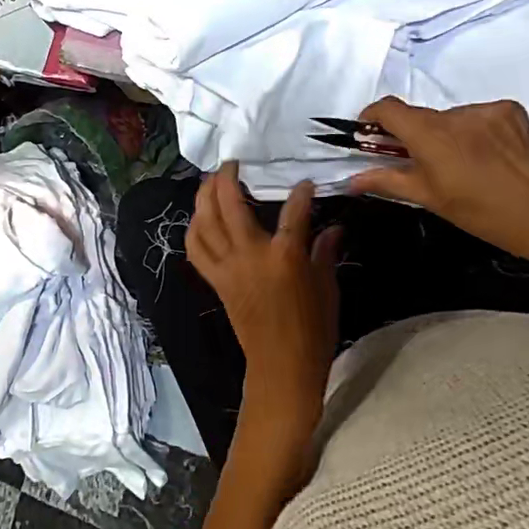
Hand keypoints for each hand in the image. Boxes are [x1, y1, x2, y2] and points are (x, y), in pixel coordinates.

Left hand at [186, 164, 343, 411]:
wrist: (281, 365)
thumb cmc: (312, 328)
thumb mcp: (327, 287)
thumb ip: (326, 252)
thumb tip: (335, 228)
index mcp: (284, 256)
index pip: (294, 212)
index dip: (300, 194)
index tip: (305, 183)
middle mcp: (250, 255)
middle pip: (230, 207)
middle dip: (227, 180)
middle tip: (231, 164)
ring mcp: (228, 268)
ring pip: (205, 224)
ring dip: (203, 199)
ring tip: (209, 183)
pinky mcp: (216, 281)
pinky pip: (196, 250)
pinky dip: (194, 231)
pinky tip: (199, 219)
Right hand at [347, 98, 528, 263]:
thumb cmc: (478, 211)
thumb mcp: (426, 198)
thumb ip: (386, 181)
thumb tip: (353, 181)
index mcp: (429, 135)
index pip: (388, 109)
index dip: (372, 116)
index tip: (369, 131)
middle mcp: (455, 115)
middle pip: (420, 116)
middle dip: (411, 135)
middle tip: (417, 162)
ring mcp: (485, 111)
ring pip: (449, 118)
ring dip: (445, 134)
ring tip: (459, 163)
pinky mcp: (509, 111)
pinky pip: (477, 115)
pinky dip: (473, 130)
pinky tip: (483, 154)